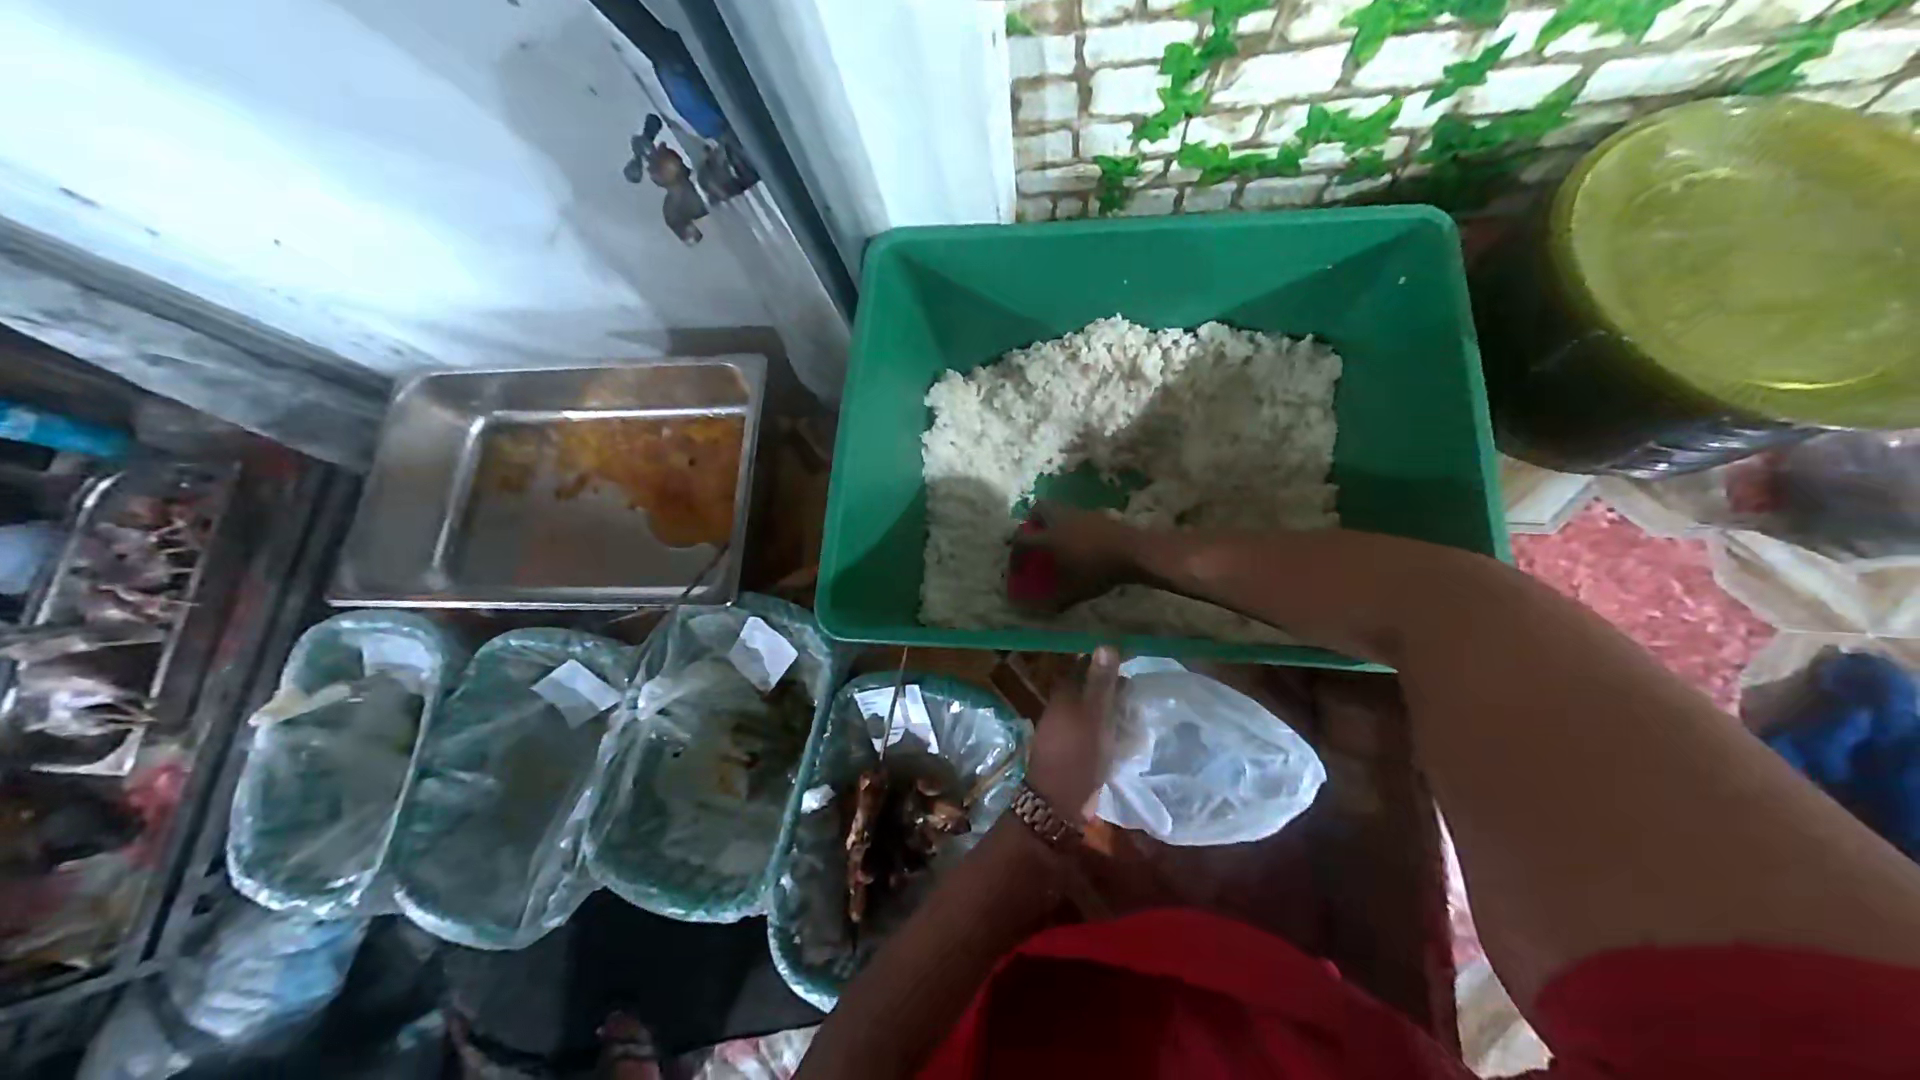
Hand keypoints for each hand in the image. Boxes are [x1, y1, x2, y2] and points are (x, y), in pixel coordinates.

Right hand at [1007, 502, 1142, 614]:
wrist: (1135, 552)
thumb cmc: (1099, 571)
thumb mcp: (1074, 591)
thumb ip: (1054, 600)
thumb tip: (1039, 610)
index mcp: (1049, 537)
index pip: (1021, 541)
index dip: (1015, 554)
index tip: (1017, 568)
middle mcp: (1061, 519)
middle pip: (1038, 510)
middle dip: (1031, 523)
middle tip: (1034, 540)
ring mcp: (1081, 514)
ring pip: (1058, 510)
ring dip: (1053, 522)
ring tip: (1058, 542)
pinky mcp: (1098, 515)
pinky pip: (1076, 516)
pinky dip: (1071, 526)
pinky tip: (1080, 542)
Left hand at [1025, 646, 1121, 815]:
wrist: (1059, 802)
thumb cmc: (1077, 753)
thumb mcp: (1094, 715)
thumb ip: (1100, 683)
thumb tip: (1106, 645)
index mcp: (1063, 695)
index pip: (1082, 666)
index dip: (1102, 661)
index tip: (1127, 660)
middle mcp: (1061, 709)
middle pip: (1086, 688)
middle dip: (1109, 685)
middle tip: (1137, 687)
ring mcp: (1066, 731)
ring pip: (1090, 710)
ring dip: (1110, 708)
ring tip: (1136, 708)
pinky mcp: (1074, 751)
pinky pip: (1093, 731)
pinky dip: (1107, 728)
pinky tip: (1125, 733)